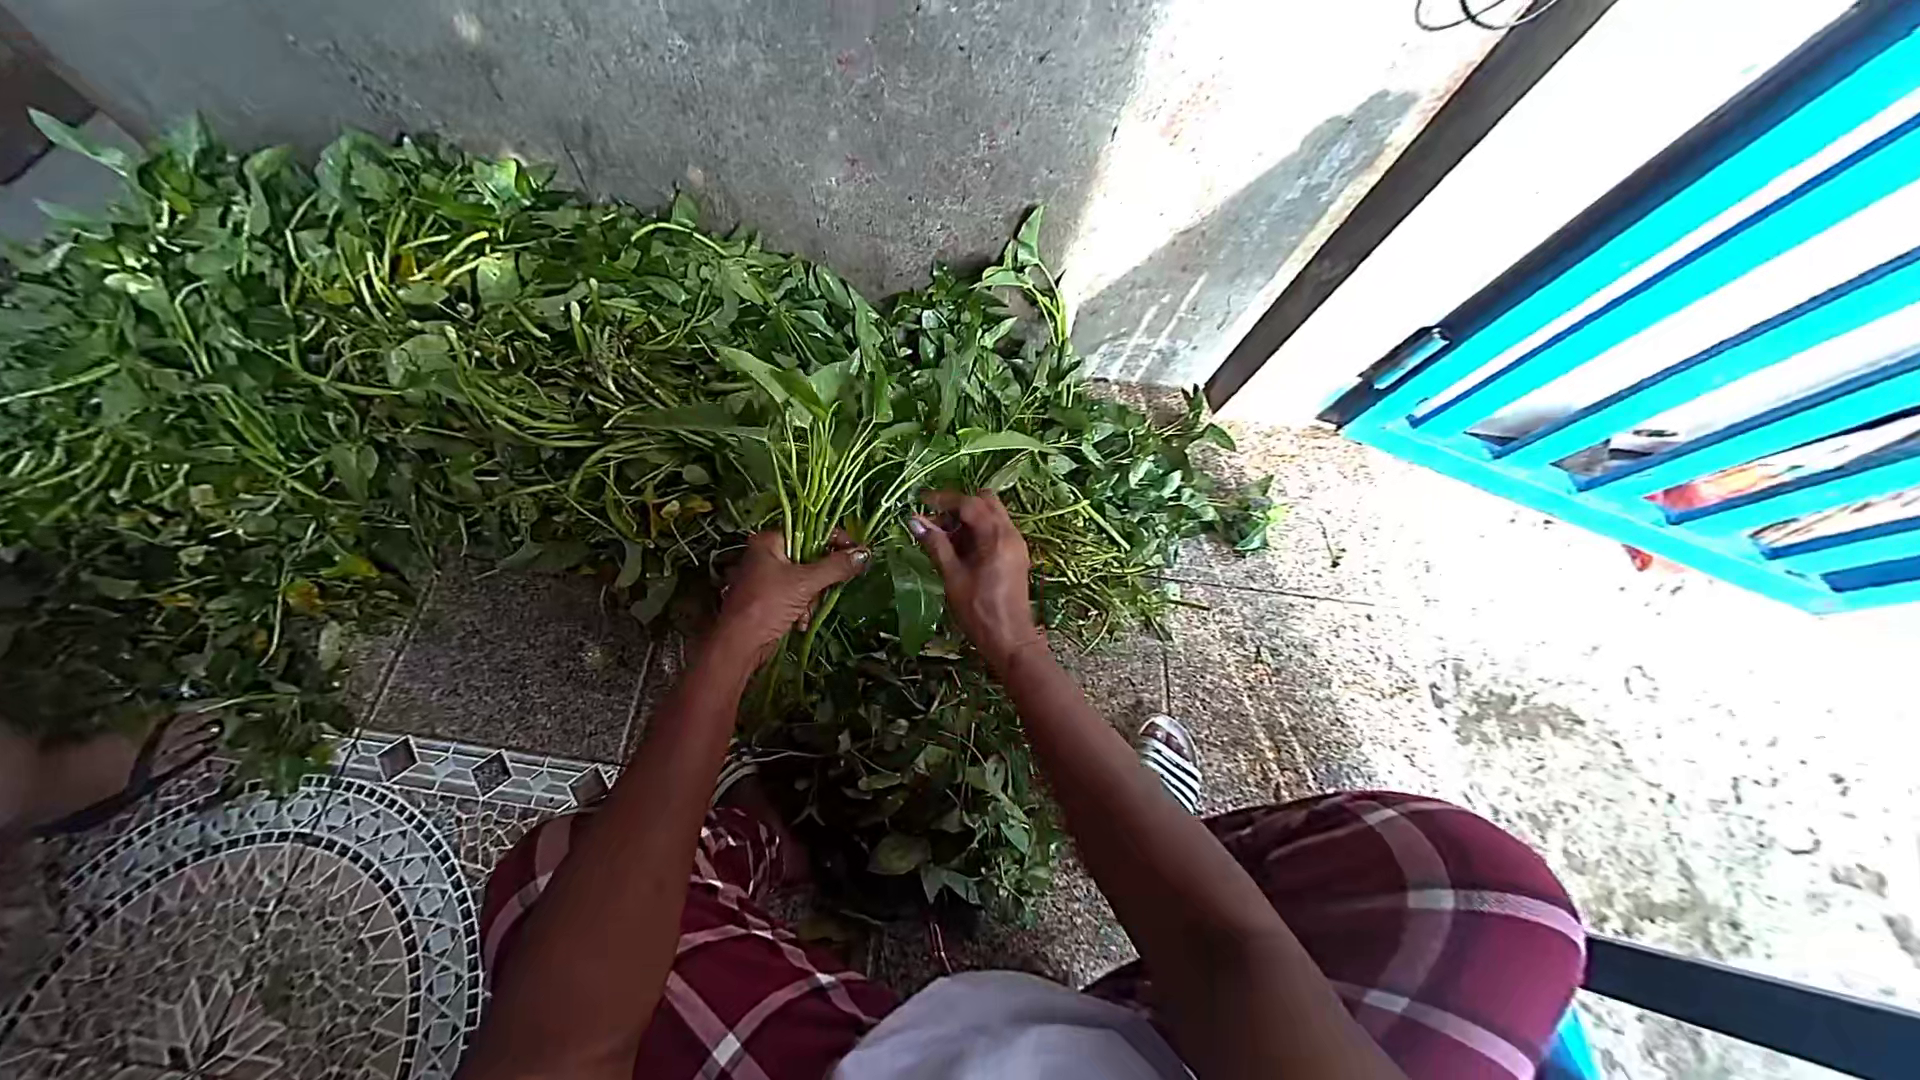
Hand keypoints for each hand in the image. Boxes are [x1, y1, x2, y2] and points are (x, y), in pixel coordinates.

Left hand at [715, 531, 869, 661]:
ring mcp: (769, 577)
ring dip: (812, 597)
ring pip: (808, 579)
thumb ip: (836, 566)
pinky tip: (799, 620)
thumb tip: (864, 554)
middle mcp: (768, 555)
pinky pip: (799, 595)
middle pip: (812, 557)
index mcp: (770, 541)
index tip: (856, 554)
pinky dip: (803, 607)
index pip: (812, 530)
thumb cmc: (766, 605)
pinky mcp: (772, 598)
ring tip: (805, 610)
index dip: (836, 541)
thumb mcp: (805, 583)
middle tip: (824, 590)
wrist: (739, 644)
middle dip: (821, 579)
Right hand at [909, 490, 1045, 671]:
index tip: (920, 502)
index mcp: (997, 536)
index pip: (969, 503)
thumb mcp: (952, 577)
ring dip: (967, 518)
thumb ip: (936, 545)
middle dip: (958, 506)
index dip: (943, 500)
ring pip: (991, 514)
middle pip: (985, 502)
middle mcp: (1011, 533)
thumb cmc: (978, 611)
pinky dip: (977, 530)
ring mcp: (1016, 543)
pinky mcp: (1016, 554)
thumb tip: (914, 521)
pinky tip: (959, 549)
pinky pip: (996, 529)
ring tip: (943, 538)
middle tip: (935, 522)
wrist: (1009, 639)